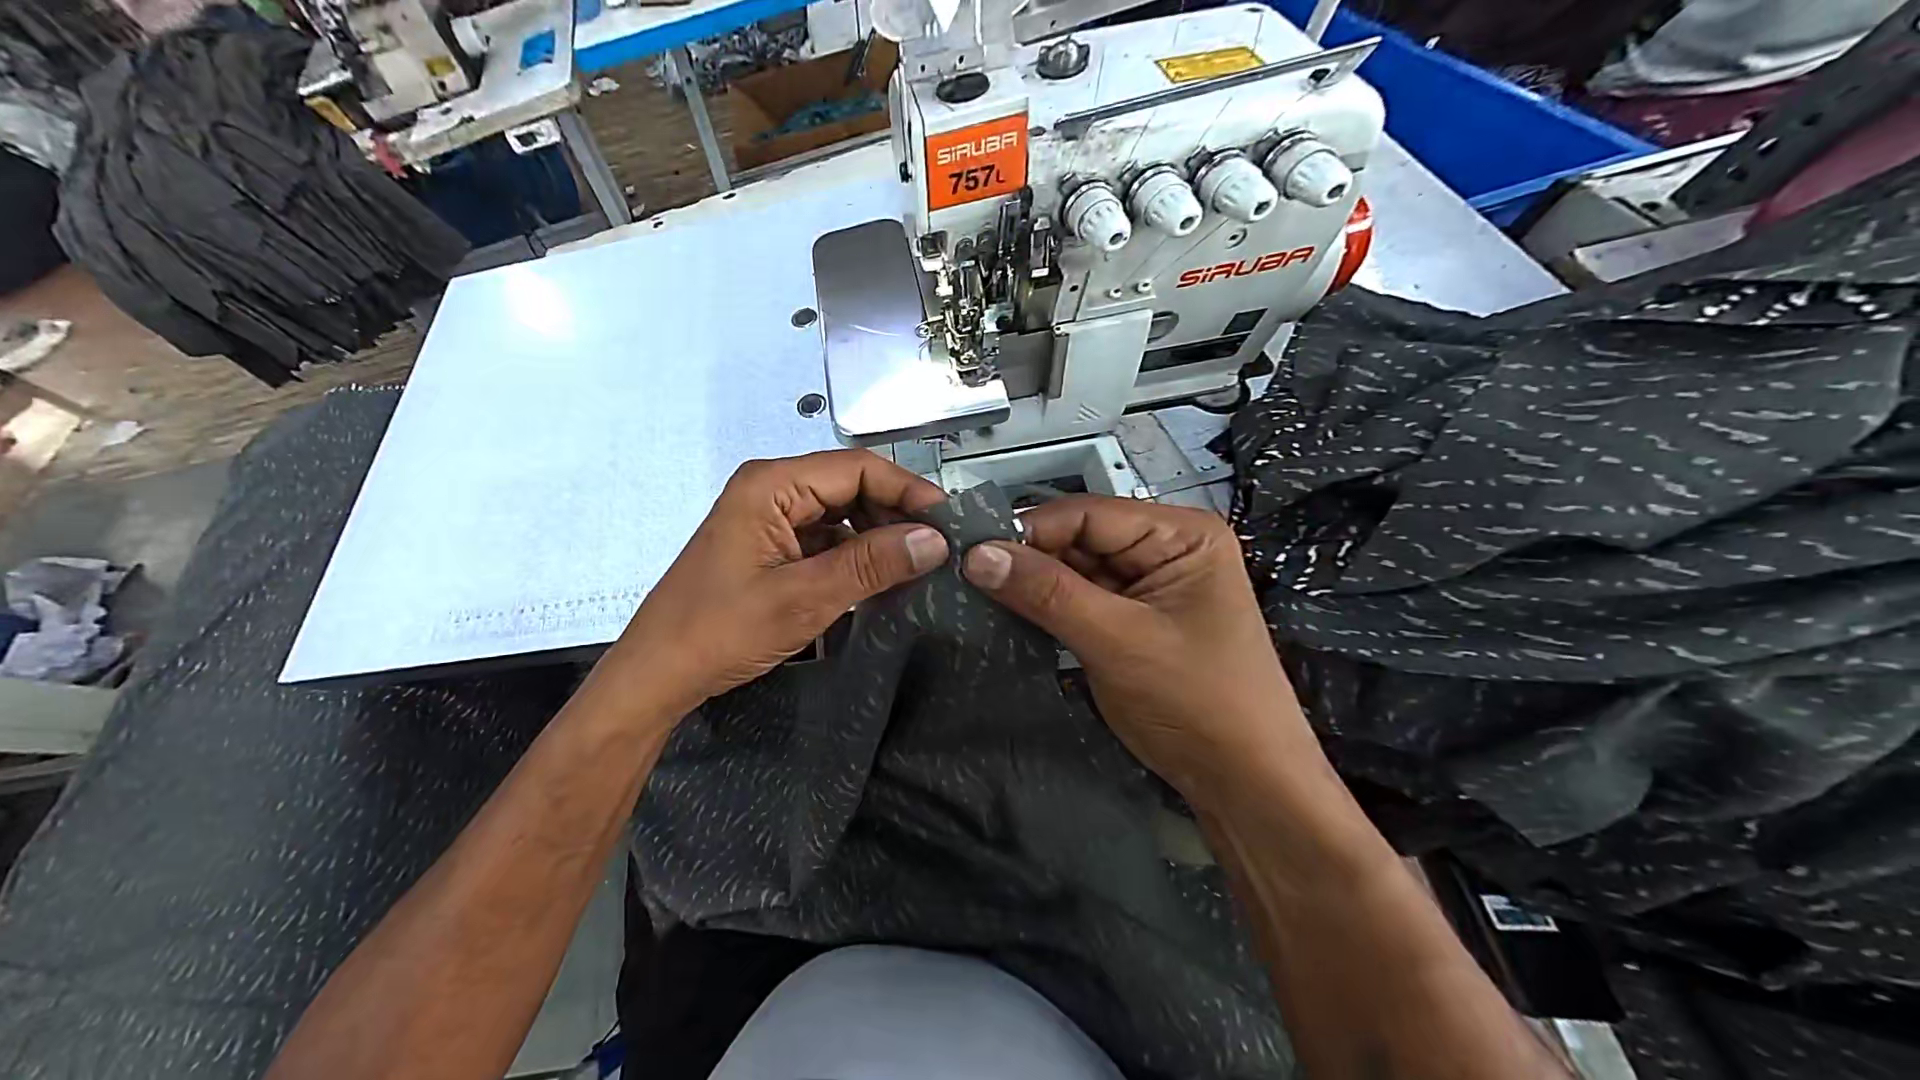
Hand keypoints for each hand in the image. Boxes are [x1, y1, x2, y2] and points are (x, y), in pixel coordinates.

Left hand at [601, 450, 949, 718]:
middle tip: (938, 549)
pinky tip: (882, 577)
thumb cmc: (720, 630)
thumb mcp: (804, 597)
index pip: (859, 468)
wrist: (659, 674)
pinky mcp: (773, 545)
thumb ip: (871, 564)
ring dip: (879, 536)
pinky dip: (857, 554)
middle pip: (852, 486)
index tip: (948, 523)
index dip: (908, 490)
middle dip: (896, 514)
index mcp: (772, 485)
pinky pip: (827, 537)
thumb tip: (935, 541)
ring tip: (917, 565)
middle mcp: (772, 490)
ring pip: (843, 513)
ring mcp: (771, 518)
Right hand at [962, 496, 1312, 799]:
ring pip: (1075, 572)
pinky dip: (1050, 610)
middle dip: (1030, 561)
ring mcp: (1149, 587)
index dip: (1030, 531)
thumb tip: (977, 554)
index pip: (1088, 513)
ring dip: (1035, 587)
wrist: (1247, 784)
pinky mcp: (1134, 621)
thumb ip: (1047, 593)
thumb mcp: (1119, 641)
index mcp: (1181, 534)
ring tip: (980, 598)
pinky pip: (1081, 601)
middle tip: (968, 579)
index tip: (972, 554)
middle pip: (1079, 540)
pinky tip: (1013, 618)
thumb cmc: (1199, 703)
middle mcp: (1166, 549)